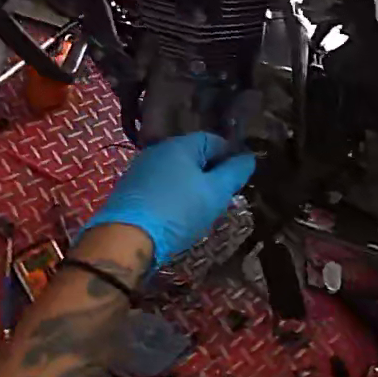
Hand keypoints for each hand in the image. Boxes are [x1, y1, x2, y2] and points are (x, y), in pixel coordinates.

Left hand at [85, 133, 256, 271]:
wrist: (128, 237)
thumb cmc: (178, 211)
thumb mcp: (215, 192)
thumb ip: (234, 172)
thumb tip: (249, 157)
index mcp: (179, 144)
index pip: (213, 140)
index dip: (230, 156)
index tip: (240, 178)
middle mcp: (157, 150)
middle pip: (193, 155)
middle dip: (211, 172)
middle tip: (224, 196)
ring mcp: (140, 168)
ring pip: (176, 171)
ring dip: (192, 185)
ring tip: (203, 208)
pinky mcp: (130, 188)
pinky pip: (160, 185)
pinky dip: (173, 195)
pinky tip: (178, 213)